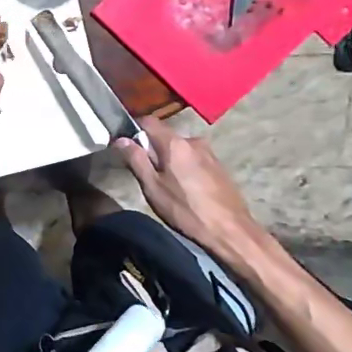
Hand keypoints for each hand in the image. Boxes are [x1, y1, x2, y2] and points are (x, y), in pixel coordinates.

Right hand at [115, 116, 270, 267]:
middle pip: (165, 137)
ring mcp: (210, 152)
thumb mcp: (153, 188)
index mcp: (175, 143)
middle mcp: (194, 140)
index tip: (127, 147)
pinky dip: (186, 168)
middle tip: (148, 176)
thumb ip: (136, 160)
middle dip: (153, 150)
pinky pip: (194, 159)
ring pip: (181, 149)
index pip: (149, 121)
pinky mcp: (219, 166)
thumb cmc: (185, 210)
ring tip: (169, 187)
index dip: (134, 129)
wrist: (229, 229)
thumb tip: (121, 139)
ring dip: (171, 161)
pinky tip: (187, 190)